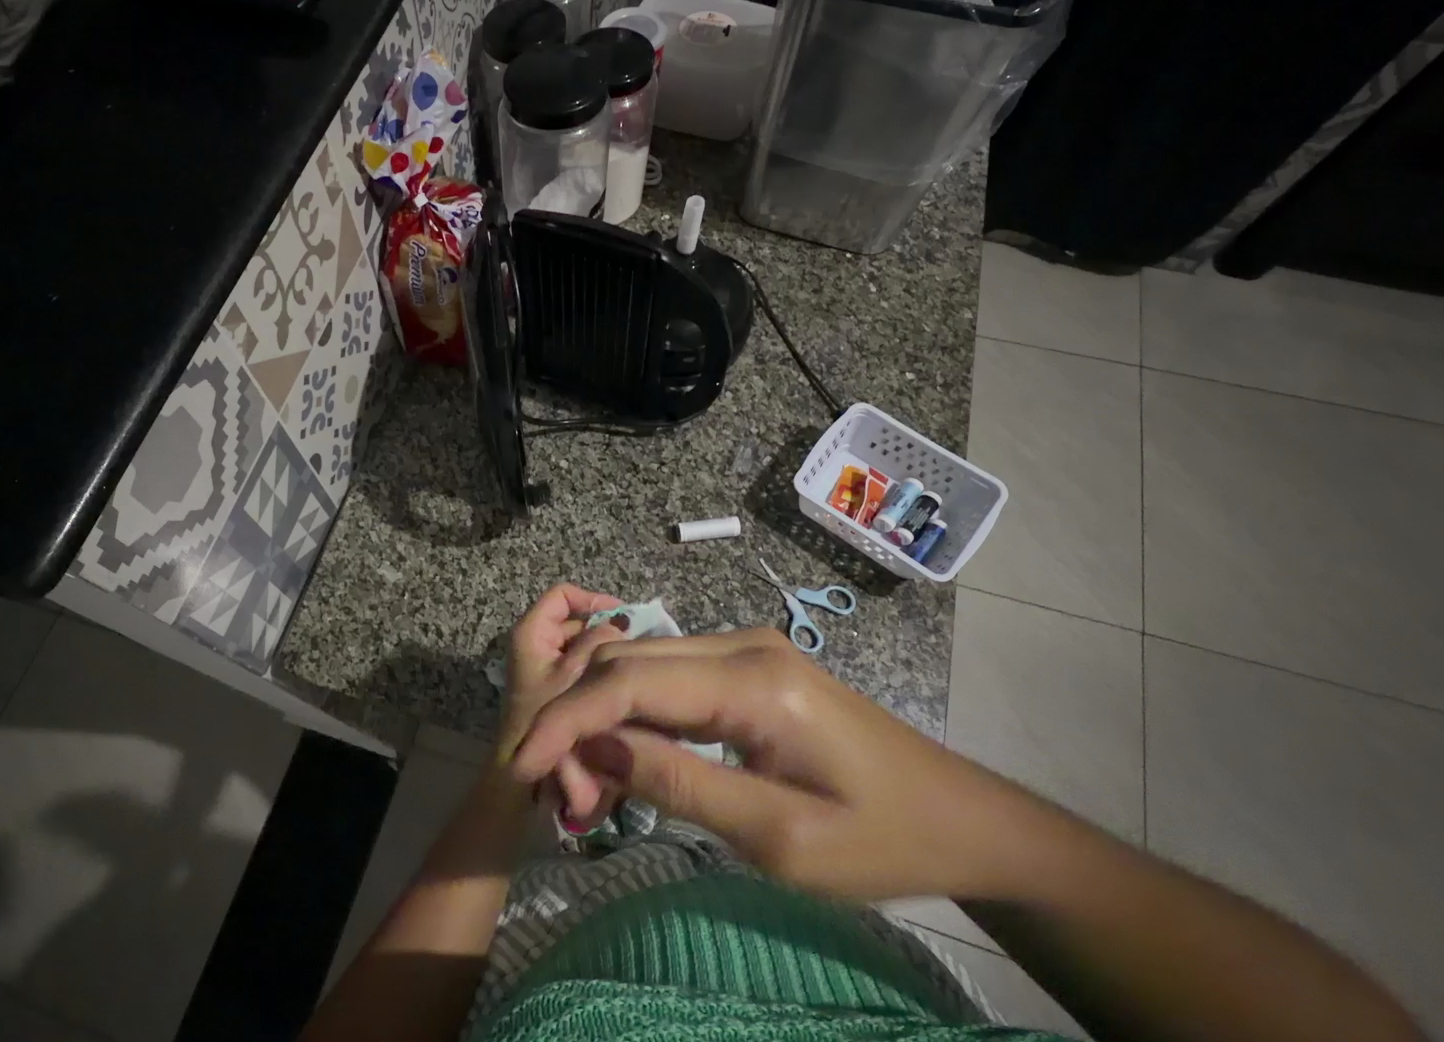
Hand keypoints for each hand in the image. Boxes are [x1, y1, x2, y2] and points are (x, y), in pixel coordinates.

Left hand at [498, 583, 626, 759]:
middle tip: (634, 646)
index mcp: (530, 633)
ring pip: (578, 644)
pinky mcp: (552, 688)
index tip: (622, 615)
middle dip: (604, 628)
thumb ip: (597, 642)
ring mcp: (542, 667)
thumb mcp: (576, 674)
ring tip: (632, 665)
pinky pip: (579, 666)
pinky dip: (598, 669)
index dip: (592, 598)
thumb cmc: (544, 718)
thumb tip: (617, 628)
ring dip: (603, 651)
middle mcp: (534, 644)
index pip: (561, 595)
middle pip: (573, 620)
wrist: (521, 772)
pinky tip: (621, 685)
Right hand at [509, 628, 1050, 900]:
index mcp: (754, 680)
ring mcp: (749, 651)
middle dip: (576, 721)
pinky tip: (623, 758)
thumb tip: (592, 745)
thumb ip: (679, 783)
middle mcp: (744, 645)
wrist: (965, 821)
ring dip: (600, 719)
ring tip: (585, 784)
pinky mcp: (752, 670)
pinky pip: (671, 680)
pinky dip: (633, 717)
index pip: (628, 683)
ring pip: (642, 667)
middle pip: (626, 663)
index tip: (521, 767)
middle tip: (559, 793)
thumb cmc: (882, 840)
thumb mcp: (778, 836)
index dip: (565, 722)